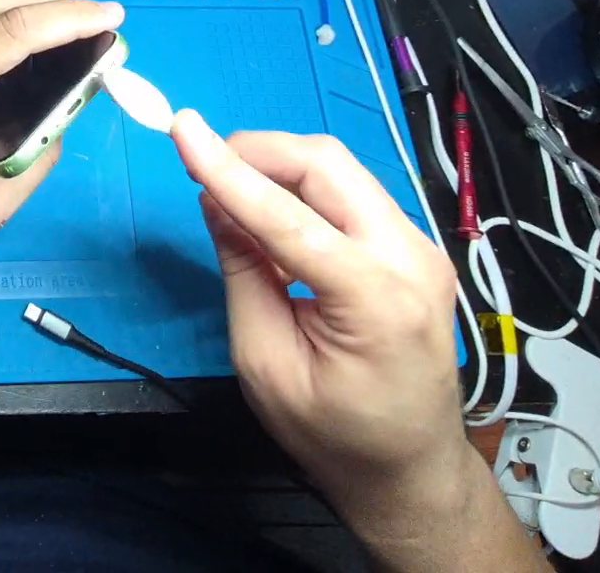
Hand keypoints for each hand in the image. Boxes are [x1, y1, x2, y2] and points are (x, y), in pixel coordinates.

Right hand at [171, 112, 468, 509]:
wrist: (412, 470)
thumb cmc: (335, 434)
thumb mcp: (265, 362)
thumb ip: (243, 272)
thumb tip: (217, 201)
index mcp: (377, 303)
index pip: (287, 217)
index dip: (226, 169)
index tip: (181, 128)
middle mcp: (410, 259)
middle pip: (325, 164)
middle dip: (254, 151)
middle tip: (200, 163)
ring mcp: (418, 246)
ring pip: (337, 167)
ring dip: (274, 163)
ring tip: (227, 184)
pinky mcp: (410, 244)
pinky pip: (346, 189)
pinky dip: (296, 185)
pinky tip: (266, 208)